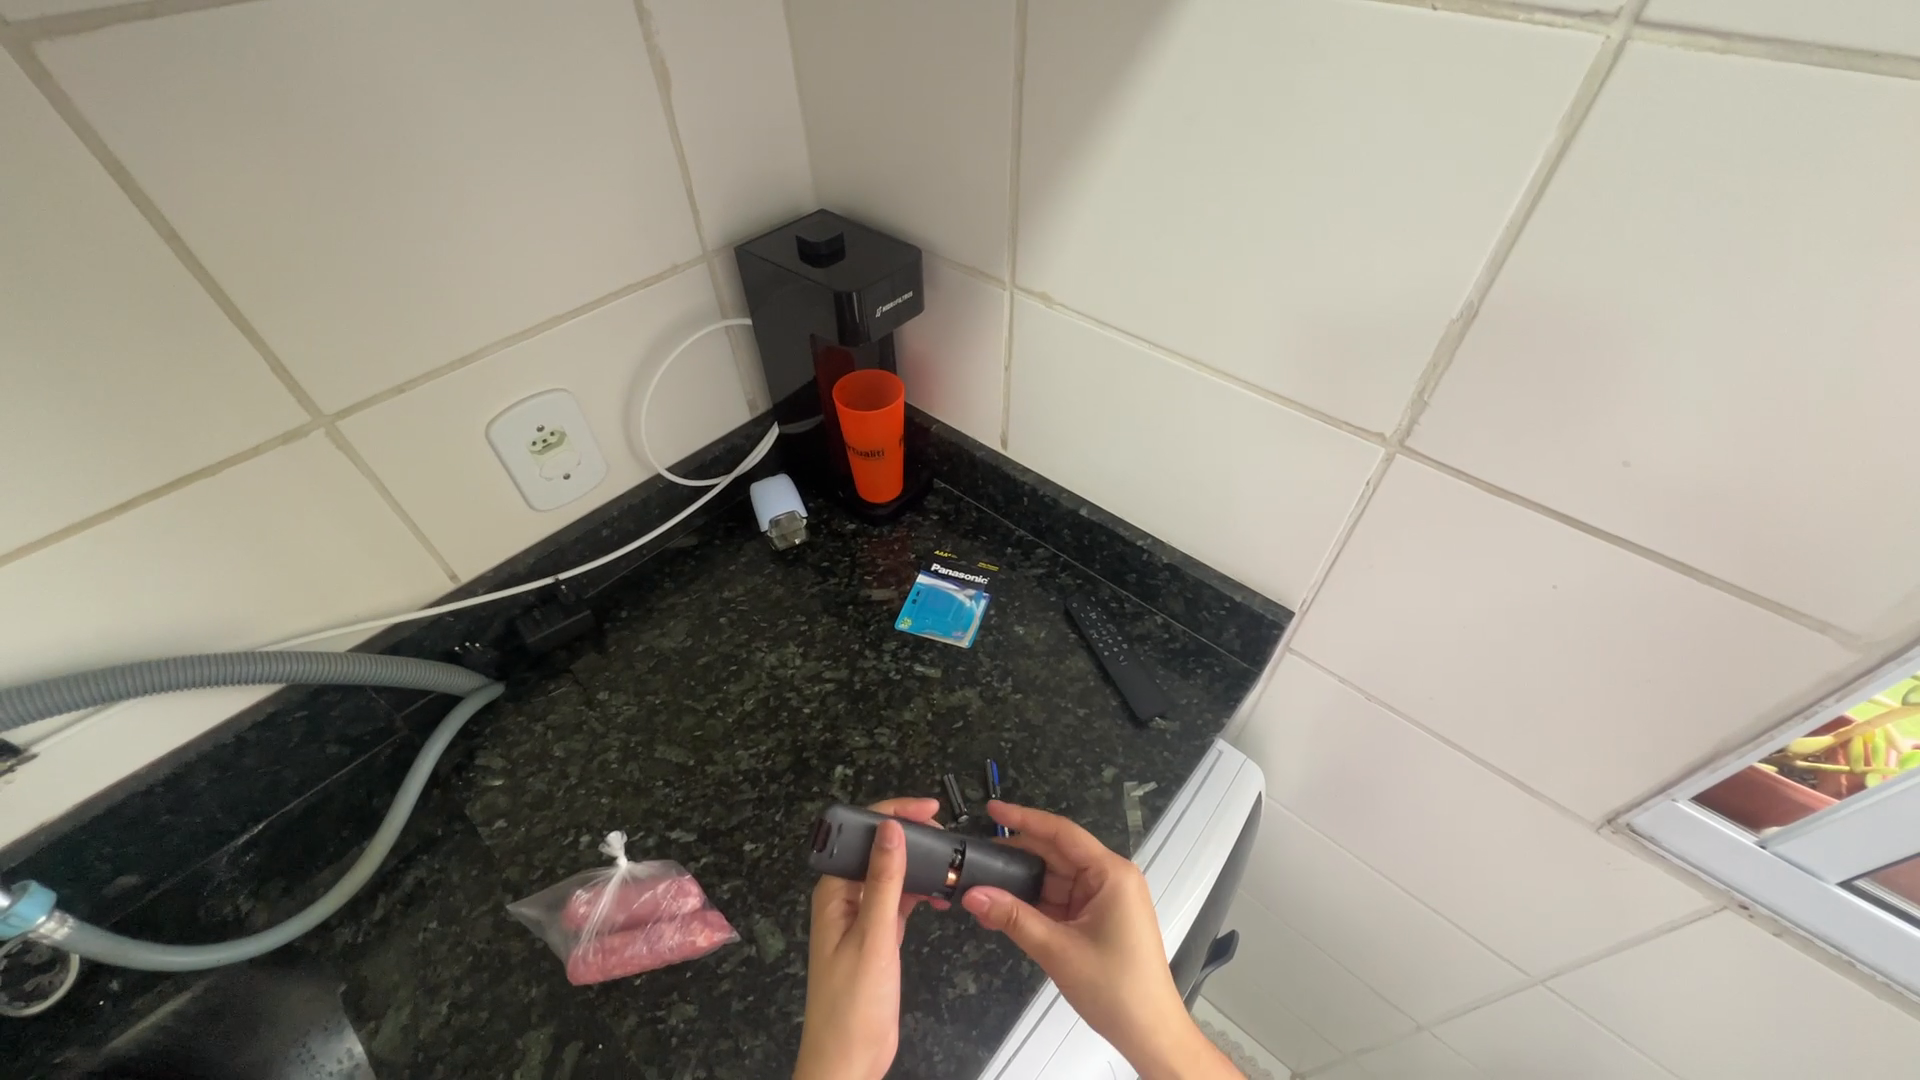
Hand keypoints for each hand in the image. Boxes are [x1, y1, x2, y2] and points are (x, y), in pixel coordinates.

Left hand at [794, 797, 947, 1079]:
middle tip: (947, 835)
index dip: (893, 813)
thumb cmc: (852, 1004)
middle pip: (879, 849)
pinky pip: (901, 899)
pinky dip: (922, 893)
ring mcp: (863, 915)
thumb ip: (883, 881)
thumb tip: (890, 827)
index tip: (929, 809)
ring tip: (951, 862)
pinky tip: (943, 895)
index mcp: (834, 891)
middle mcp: (846, 897)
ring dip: (920, 865)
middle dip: (912, 836)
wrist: (849, 1063)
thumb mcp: (872, 937)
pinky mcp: (879, 934)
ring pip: (893, 874)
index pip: (861, 835)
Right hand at [960, 801, 1238, 1079]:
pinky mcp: (1096, 919)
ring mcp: (1103, 899)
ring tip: (980, 885)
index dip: (1024, 818)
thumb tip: (972, 895)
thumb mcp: (1058, 950)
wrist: (1151, 1035)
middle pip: (1055, 855)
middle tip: (975, 857)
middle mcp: (1108, 878)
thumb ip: (1014, 918)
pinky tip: (1003, 910)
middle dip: (1016, 857)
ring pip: (1053, 879)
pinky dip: (1033, 906)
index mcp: (1110, 873)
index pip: (1061, 833)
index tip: (992, 810)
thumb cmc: (1114, 987)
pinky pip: (1059, 901)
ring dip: (1021, 885)